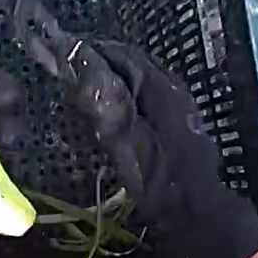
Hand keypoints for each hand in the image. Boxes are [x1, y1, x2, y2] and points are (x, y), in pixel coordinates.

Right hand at [3, 0, 257, 257]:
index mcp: (159, 90)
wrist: (198, 213)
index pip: (120, 56)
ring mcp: (176, 103)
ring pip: (138, 74)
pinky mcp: (175, 119)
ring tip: (80, 70)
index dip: (89, 49)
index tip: (59, 44)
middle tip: (65, 54)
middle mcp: (170, 89)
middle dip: (97, 54)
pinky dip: (120, 84)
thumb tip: (84, 72)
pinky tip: (106, 96)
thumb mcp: (129, 146)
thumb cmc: (161, 183)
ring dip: (108, 68)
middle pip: (130, 61)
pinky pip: (143, 89)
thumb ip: (108, 107)